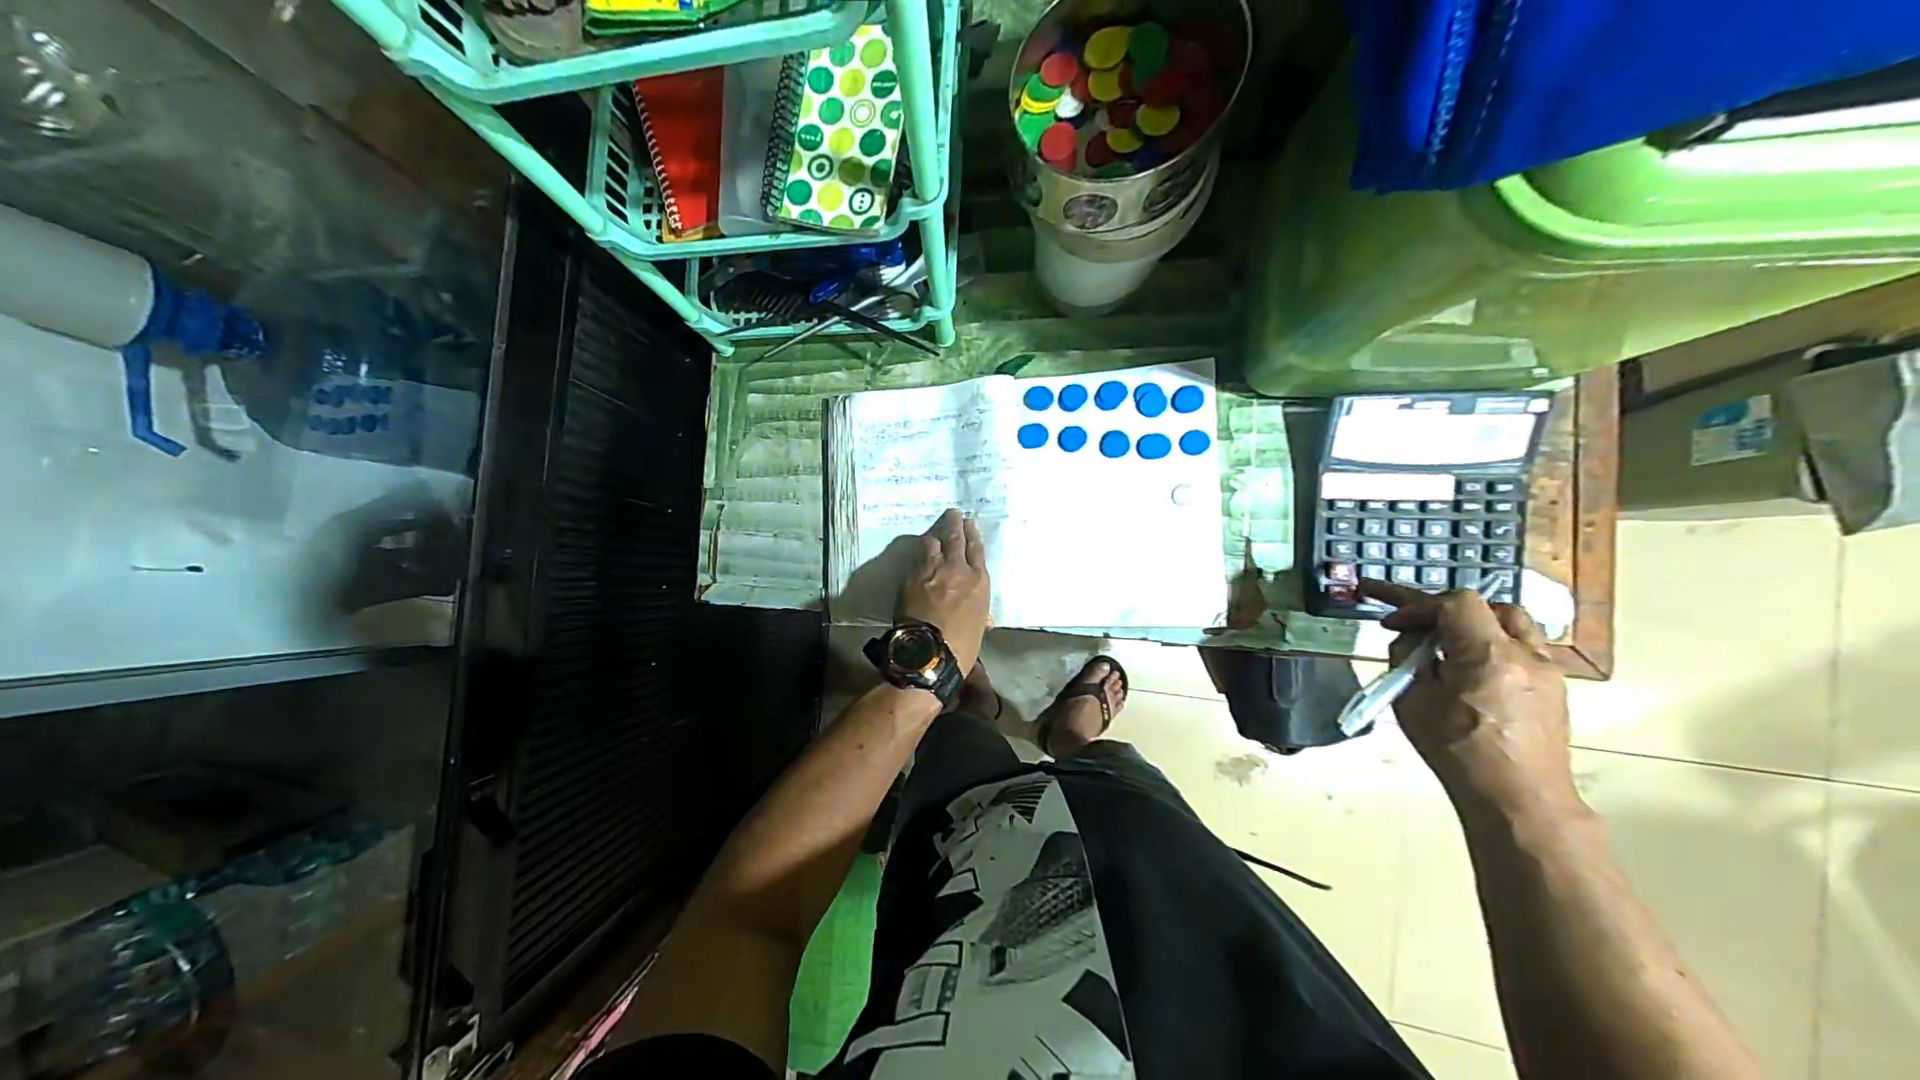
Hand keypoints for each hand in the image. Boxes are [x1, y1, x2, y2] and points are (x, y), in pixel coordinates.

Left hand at [898, 509, 989, 673]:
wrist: (930, 651)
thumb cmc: (961, 645)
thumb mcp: (978, 627)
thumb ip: (981, 614)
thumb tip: (987, 620)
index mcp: (978, 581)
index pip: (976, 549)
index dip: (973, 534)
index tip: (970, 524)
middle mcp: (957, 569)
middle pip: (955, 538)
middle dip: (954, 524)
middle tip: (953, 514)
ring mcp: (932, 570)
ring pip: (932, 543)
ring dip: (934, 538)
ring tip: (934, 536)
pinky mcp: (911, 576)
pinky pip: (916, 558)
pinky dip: (920, 554)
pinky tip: (920, 554)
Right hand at [1359, 579, 1578, 820]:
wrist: (1518, 800)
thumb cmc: (1457, 751)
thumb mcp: (1412, 701)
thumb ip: (1407, 658)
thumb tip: (1411, 638)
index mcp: (1488, 654)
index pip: (1455, 602)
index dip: (1417, 604)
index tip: (1392, 622)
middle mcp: (1526, 653)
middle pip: (1488, 606)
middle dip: (1447, 609)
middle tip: (1417, 625)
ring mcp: (1547, 670)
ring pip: (1511, 624)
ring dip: (1475, 624)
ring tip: (1446, 643)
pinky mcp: (1554, 688)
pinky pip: (1522, 648)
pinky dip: (1492, 645)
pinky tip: (1470, 669)